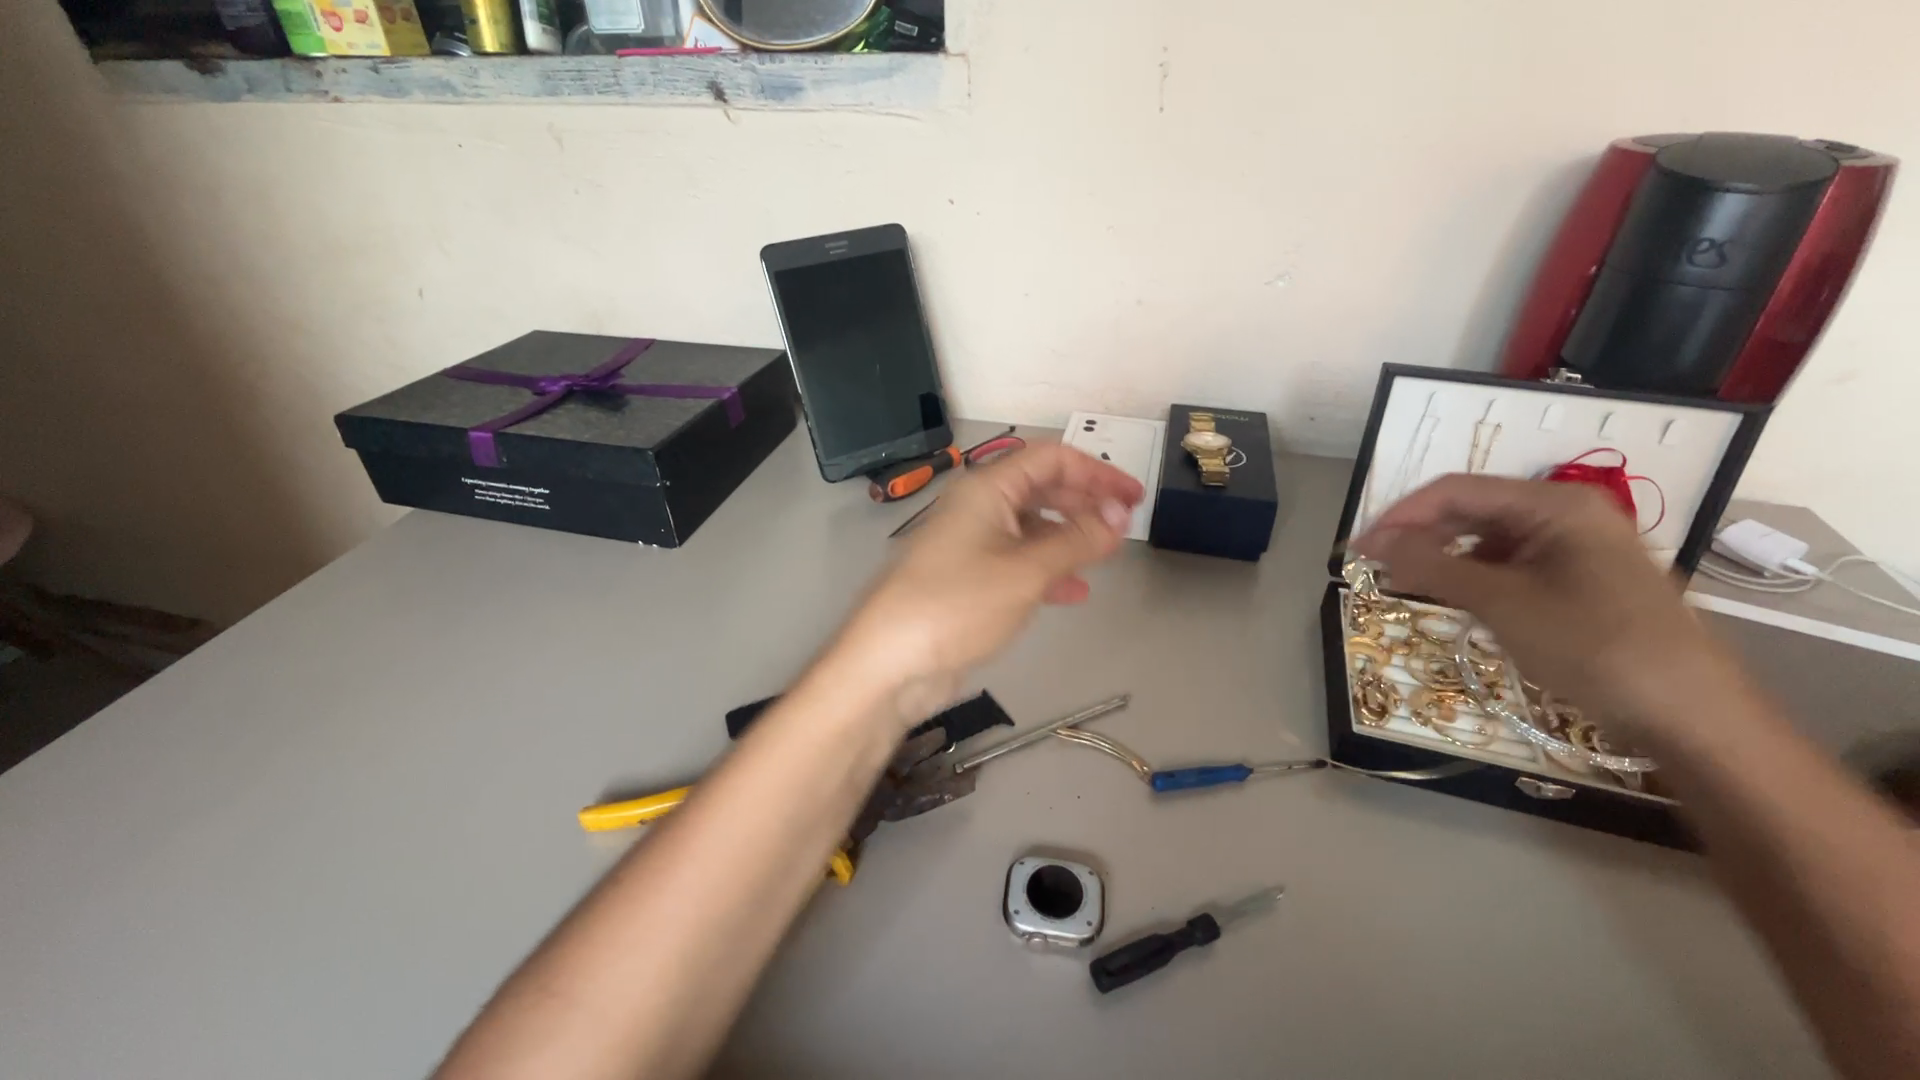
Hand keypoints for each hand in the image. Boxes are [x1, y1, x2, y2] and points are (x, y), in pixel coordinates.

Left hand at [830, 444, 1143, 726]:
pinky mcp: (969, 580)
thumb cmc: (956, 605)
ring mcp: (971, 545)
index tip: (1133, 495)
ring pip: (1032, 528)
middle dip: (1086, 502)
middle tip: (1125, 523)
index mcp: (987, 490)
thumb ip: (1078, 540)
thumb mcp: (1026, 571)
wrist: (890, 662)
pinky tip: (1074, 592)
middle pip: (1042, 489)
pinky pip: (1018, 562)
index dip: (1097, 471)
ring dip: (1070, 537)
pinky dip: (1048, 570)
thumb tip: (1119, 515)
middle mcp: (978, 509)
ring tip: (1105, 556)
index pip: (1050, 459)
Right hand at [1352, 474, 1747, 740]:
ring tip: (1404, 585)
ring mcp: (1576, 548)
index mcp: (1555, 504)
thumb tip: (1372, 542)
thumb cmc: (1596, 647)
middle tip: (1372, 568)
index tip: (1358, 547)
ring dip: (1443, 557)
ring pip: (1488, 539)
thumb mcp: (1504, 604)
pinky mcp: (1579, 580)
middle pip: (1472, 510)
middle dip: (1419, 535)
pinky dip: (1473, 577)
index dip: (1400, 515)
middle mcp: (1566, 514)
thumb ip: (1433, 567)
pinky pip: (1510, 565)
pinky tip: (1452, 599)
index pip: (1456, 491)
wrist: (1691, 715)